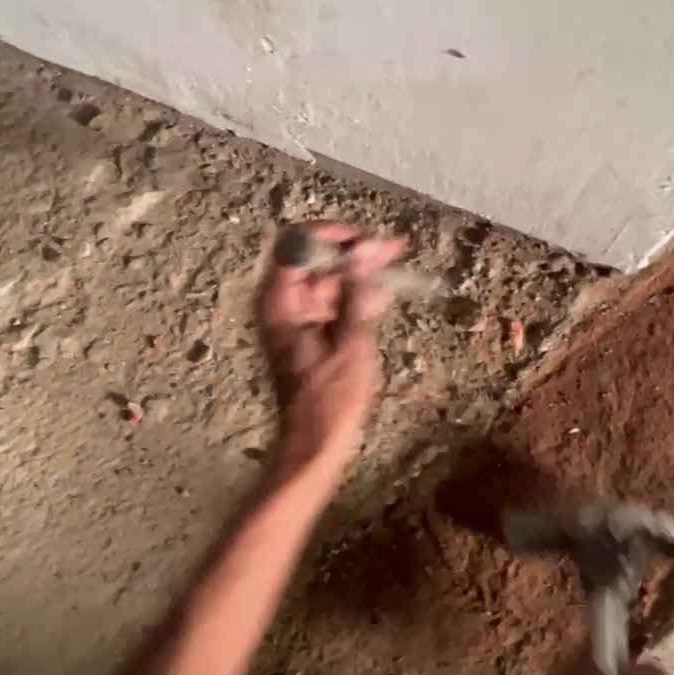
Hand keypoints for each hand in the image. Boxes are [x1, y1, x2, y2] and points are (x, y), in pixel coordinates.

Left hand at [256, 223, 404, 476]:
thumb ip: (354, 291)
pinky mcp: (308, 332)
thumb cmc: (330, 397)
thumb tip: (361, 252)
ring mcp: (294, 317)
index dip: (332, 235)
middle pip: (314, 259)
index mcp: (279, 301)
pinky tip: (383, 290)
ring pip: (326, 278)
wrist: (315, 440)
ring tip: (394, 261)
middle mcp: (281, 303)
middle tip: (391, 247)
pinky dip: (354, 294)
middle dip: (352, 251)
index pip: (297, 243)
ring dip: (358, 270)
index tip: (365, 239)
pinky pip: (331, 301)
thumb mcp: (349, 341)